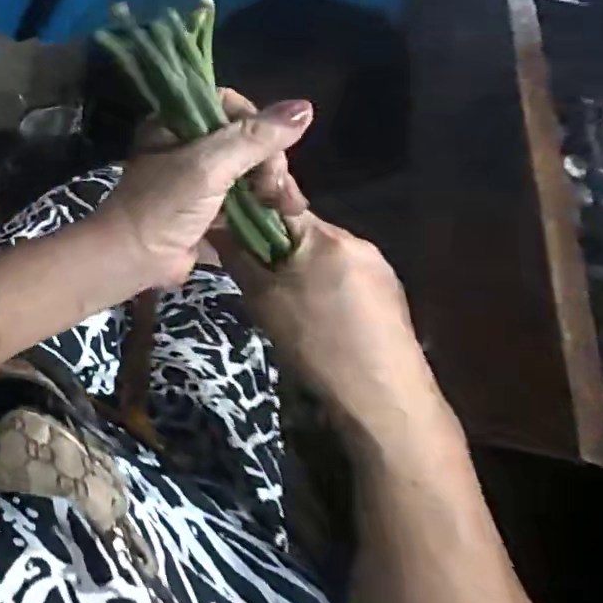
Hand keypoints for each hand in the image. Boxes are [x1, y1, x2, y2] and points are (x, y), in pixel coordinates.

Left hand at [96, 93, 313, 288]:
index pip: (228, 106)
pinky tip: (280, 215)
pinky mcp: (205, 205)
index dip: (256, 124)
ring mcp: (194, 176)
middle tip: (278, 191)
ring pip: (248, 168)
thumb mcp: (208, 165)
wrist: (135, 257)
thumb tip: (305, 107)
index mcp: (172, 125)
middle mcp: (183, 145)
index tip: (270, 151)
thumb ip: (254, 138)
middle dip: (270, 162)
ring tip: (286, 208)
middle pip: (245, 138)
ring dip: (272, 185)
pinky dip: (262, 203)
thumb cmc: (164, 205)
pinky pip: (243, 195)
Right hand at [213, 211, 452, 451]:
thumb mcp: (261, 296)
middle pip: (300, 229)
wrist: (383, 398)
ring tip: (277, 295)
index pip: (277, 204)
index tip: (226, 227)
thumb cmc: (314, 339)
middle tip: (249, 270)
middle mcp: (357, 242)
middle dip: (271, 243)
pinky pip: (340, 272)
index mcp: (327, 236)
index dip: (247, 212)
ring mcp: (379, 268)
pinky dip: (318, 281)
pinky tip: (310, 311)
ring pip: (320, 252)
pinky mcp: (389, 293)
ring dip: (295, 264)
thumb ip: (236, 254)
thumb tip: (213, 225)